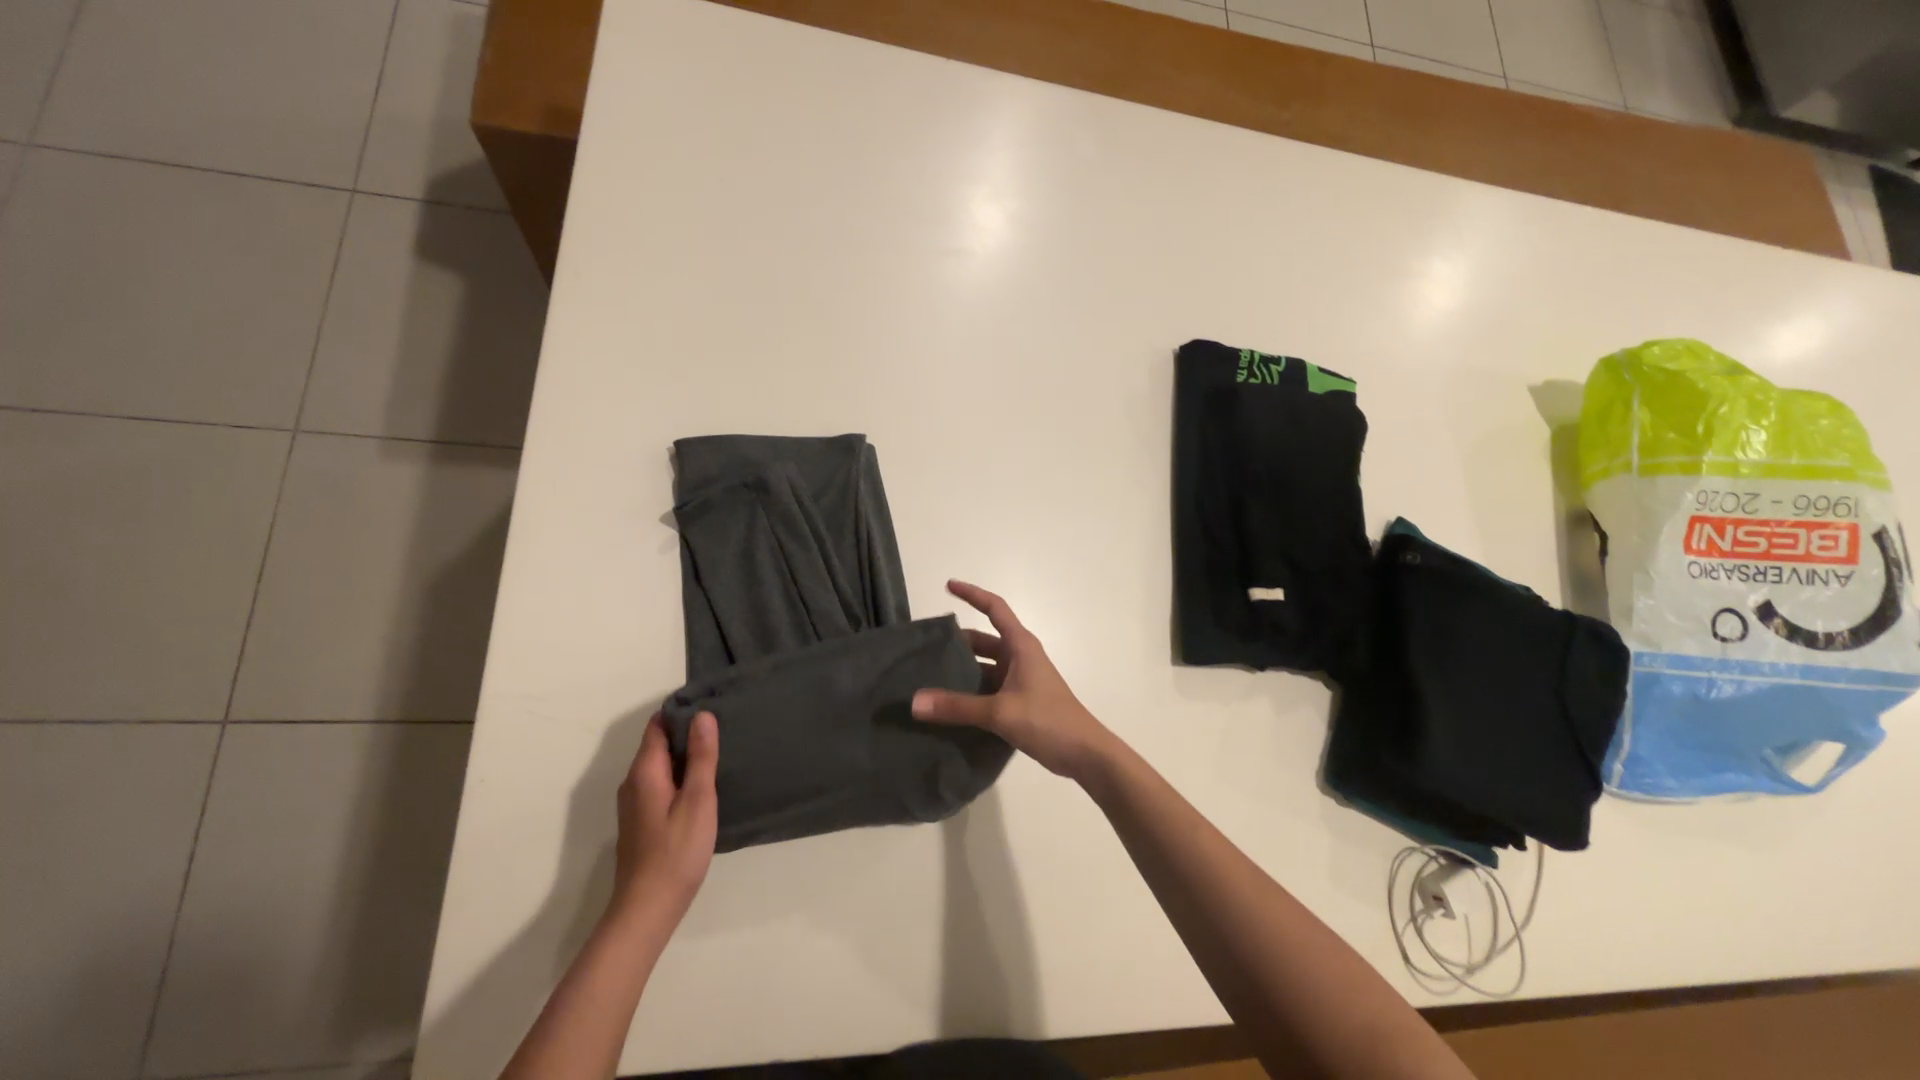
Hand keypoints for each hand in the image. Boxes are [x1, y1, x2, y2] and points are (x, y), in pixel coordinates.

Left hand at [611, 711, 718, 919]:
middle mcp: (633, 782)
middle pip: (657, 744)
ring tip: (718, 752)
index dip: (682, 712)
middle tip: (723, 727)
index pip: (658, 725)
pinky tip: (702, 787)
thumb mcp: (698, 801)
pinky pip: (660, 784)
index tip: (711, 705)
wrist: (647, 907)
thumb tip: (702, 715)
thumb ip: (701, 757)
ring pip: (660, 766)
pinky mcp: (641, 821)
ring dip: (684, 756)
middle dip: (686, 733)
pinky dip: (679, 777)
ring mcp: (634, 803)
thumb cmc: (677, 852)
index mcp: (645, 772)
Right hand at [912, 580, 1119, 782]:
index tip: (947, 586)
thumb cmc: (1048, 721)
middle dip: (957, 643)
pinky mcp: (1020, 702)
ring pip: (985, 667)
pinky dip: (970, 693)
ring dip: (962, 671)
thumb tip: (914, 702)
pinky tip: (948, 706)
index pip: (995, 608)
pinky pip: (988, 689)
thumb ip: (956, 707)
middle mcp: (1020, 657)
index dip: (972, 594)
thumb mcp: (999, 712)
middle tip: (924, 649)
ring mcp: (1021, 681)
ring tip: (928, 678)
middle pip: (984, 640)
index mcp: (1021, 646)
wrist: (1084, 754)